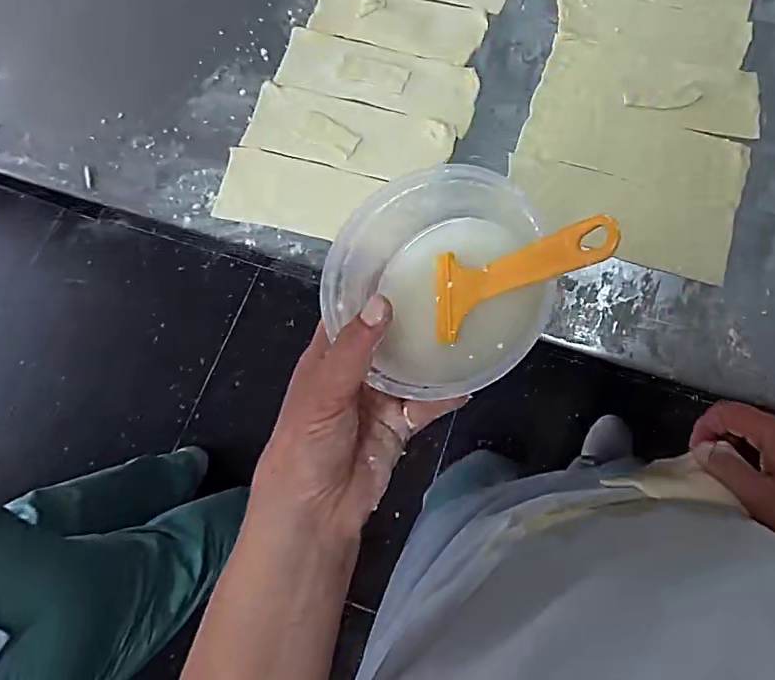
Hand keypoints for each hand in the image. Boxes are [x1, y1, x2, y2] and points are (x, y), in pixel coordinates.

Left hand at [250, 296, 466, 541]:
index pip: (350, 310)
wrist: (316, 513)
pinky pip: (426, 402)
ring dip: (432, 352)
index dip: (370, 287)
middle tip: (447, 286)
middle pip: (387, 335)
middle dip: (411, 315)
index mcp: (329, 353)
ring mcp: (380, 396)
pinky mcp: (400, 424)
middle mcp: (356, 369)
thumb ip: (355, 348)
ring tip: (465, 323)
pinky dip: (446, 393)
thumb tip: (382, 302)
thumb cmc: (306, 442)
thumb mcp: (324, 390)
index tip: (402, 261)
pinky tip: (469, 380)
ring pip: (410, 366)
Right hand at [690, 401, 774, 570]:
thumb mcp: (757, 497)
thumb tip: (703, 448)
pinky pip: (768, 446)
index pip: (727, 411)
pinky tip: (750, 482)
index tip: (695, 455)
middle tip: (706, 466)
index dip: (704, 427)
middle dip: (717, 436)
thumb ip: (725, 467)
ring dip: (734, 448)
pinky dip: (751, 457)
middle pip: (740, 418)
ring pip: (753, 433)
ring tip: (726, 476)